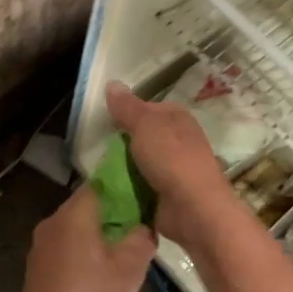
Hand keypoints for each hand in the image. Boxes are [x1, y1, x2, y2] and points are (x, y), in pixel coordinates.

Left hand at [13, 186, 154, 291]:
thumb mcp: (130, 268)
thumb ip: (142, 238)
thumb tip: (144, 226)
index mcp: (74, 214)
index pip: (100, 184)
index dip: (123, 188)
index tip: (142, 200)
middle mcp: (52, 221)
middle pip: (86, 205)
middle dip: (112, 213)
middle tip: (137, 227)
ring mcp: (41, 243)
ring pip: (75, 226)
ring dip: (97, 233)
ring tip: (120, 250)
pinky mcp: (37, 264)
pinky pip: (64, 244)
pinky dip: (82, 249)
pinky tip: (97, 270)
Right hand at [105, 81, 244, 253]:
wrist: (193, 208)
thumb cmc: (171, 158)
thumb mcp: (144, 125)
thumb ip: (127, 106)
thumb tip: (112, 83)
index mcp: (177, 117)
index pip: (146, 109)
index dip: (125, 114)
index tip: (105, 125)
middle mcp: (178, 140)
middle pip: (141, 137)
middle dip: (121, 146)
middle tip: (99, 152)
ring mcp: (174, 168)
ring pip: (140, 163)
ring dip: (122, 170)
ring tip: (100, 174)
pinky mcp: (168, 193)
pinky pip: (141, 186)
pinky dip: (129, 189)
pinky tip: (112, 192)